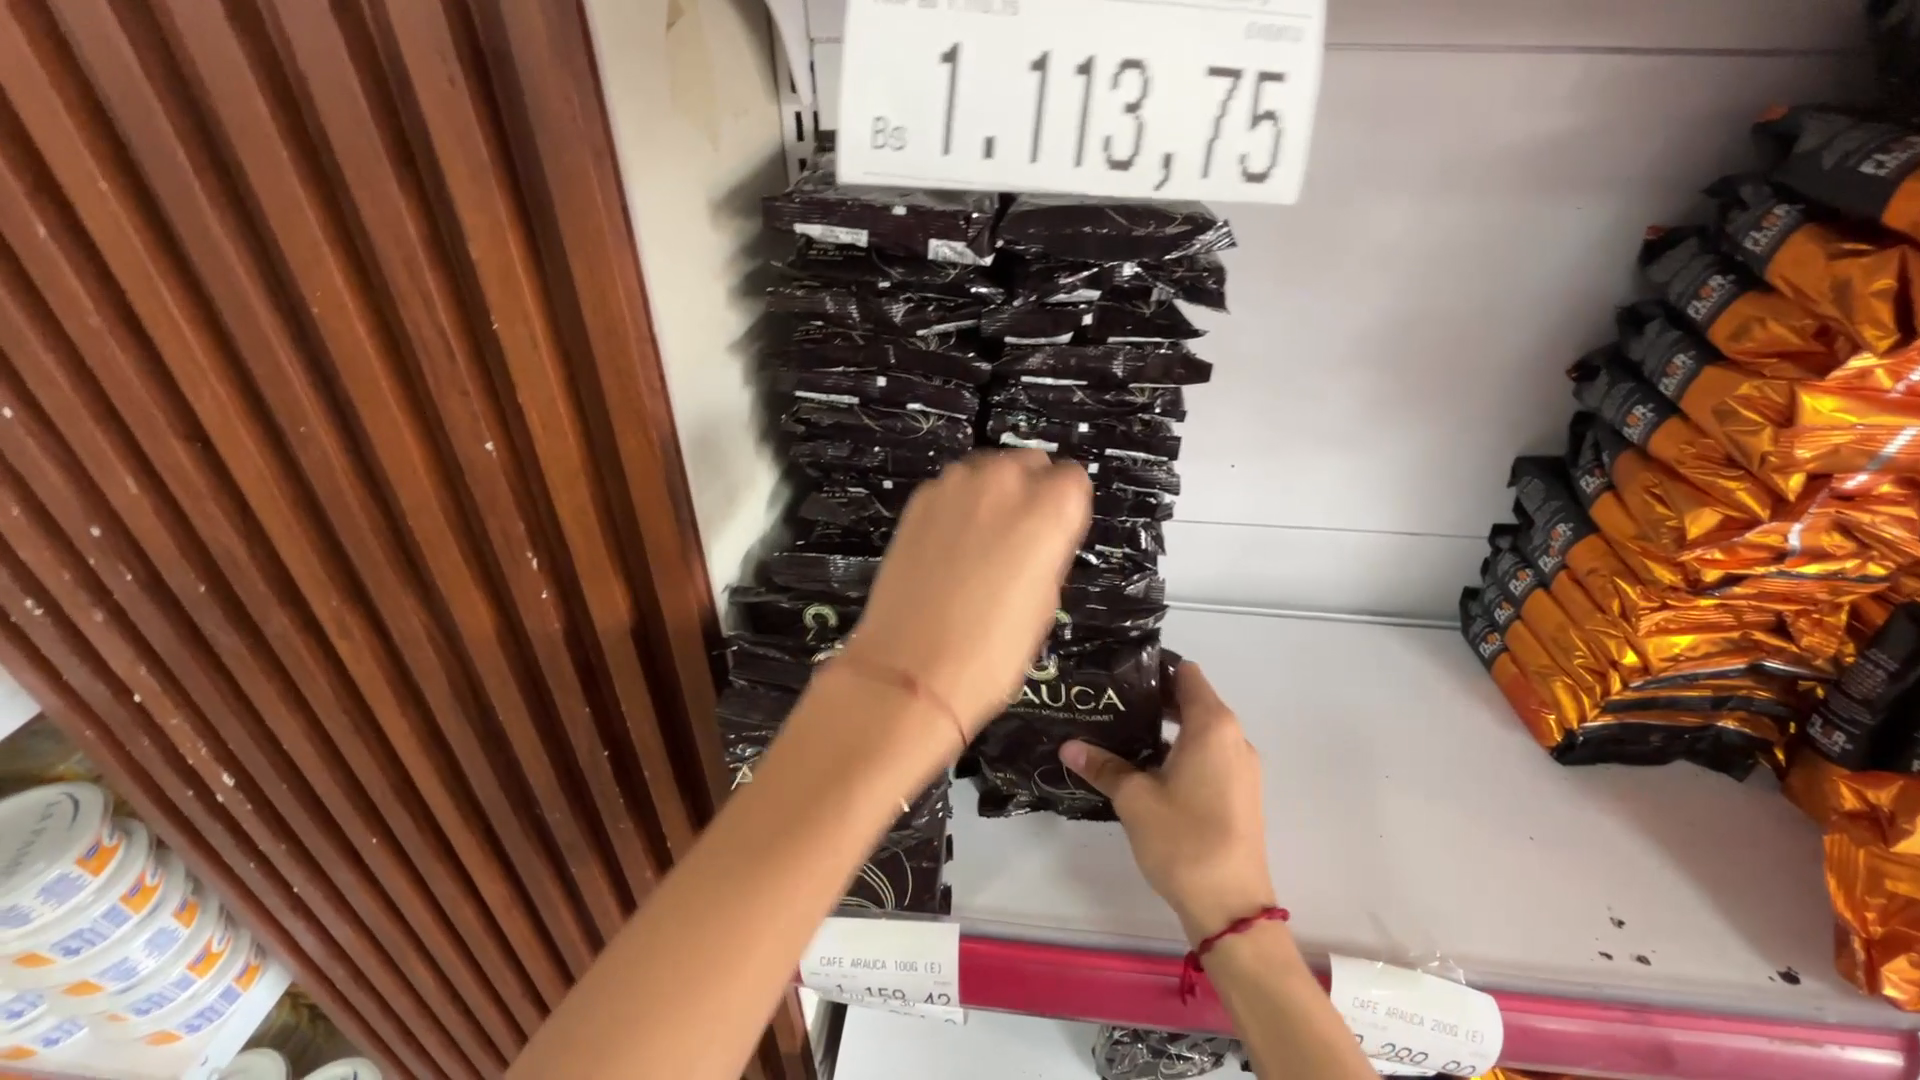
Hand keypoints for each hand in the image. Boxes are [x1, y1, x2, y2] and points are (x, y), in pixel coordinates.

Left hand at [843, 450, 1091, 733]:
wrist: (912, 666)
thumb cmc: (993, 648)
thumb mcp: (1046, 601)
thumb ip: (1048, 550)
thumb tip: (1037, 538)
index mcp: (1051, 507)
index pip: (1074, 480)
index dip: (1066, 508)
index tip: (1056, 534)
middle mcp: (1005, 482)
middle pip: (1029, 464)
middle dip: (1030, 491)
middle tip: (1019, 539)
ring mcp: (956, 485)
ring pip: (988, 471)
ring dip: (992, 495)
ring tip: (982, 544)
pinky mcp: (919, 500)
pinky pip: (952, 490)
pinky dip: (957, 507)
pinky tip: (950, 547)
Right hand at [1060, 662, 1275, 943]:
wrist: (1230, 906)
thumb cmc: (1183, 839)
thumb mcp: (1134, 799)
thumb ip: (1103, 766)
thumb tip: (1069, 747)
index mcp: (1212, 726)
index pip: (1186, 673)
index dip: (1153, 669)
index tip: (1118, 676)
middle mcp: (1234, 738)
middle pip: (1192, 701)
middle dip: (1152, 701)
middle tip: (1109, 707)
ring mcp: (1241, 769)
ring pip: (1200, 733)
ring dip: (1165, 731)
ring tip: (1120, 738)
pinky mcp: (1240, 794)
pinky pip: (1208, 758)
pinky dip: (1180, 754)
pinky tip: (1146, 773)